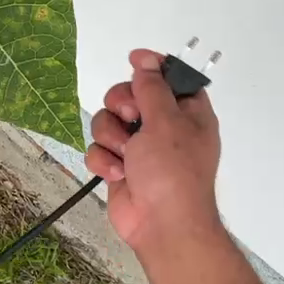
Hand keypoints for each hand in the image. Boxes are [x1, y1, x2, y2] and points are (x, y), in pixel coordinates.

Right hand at [83, 48, 223, 254]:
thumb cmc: (173, 171)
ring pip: (107, 122)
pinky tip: (118, 174)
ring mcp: (138, 147)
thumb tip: (145, 60)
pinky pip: (98, 150)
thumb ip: (151, 88)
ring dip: (111, 138)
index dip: (150, 68)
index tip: (134, 61)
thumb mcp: (165, 122)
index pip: (166, 78)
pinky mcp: (118, 166)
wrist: (160, 223)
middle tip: (130, 118)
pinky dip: (104, 161)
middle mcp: (161, 126)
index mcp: (185, 112)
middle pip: (126, 96)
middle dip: (121, 106)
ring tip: (125, 155)